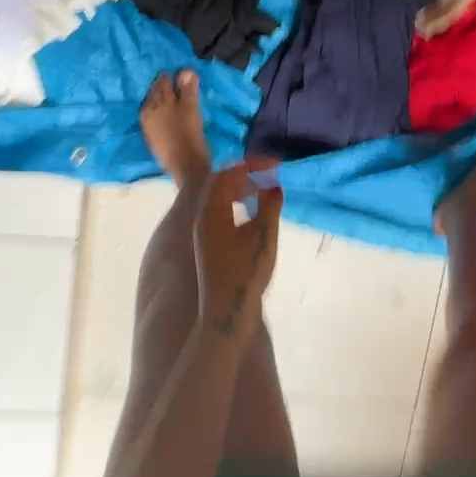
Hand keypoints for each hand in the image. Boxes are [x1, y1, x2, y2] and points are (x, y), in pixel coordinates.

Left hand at [193, 158, 282, 341]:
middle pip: (220, 182)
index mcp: (212, 210)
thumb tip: (273, 184)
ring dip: (240, 188)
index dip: (251, 164)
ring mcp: (202, 231)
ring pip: (218, 197)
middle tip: (270, 173)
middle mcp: (201, 217)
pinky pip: (219, 210)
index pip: (228, 173)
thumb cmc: (246, 272)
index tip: (274, 164)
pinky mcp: (207, 243)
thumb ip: (270, 204)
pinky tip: (252, 213)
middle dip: (245, 173)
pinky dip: (236, 203)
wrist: (226, 312)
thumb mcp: (264, 234)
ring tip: (264, 190)